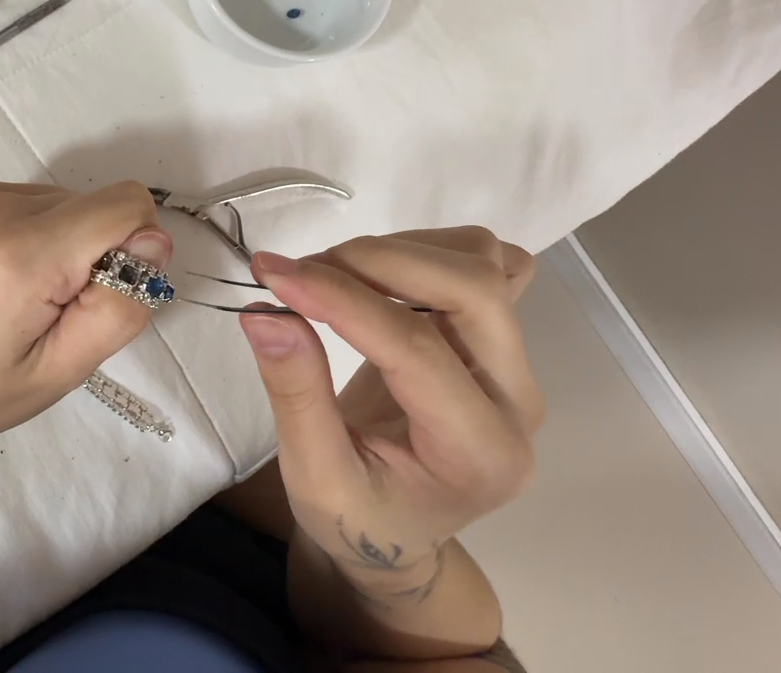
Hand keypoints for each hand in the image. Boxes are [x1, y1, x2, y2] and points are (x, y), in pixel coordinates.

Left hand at [0, 179, 169, 456]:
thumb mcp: (56, 374)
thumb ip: (117, 307)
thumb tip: (153, 244)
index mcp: (22, 255)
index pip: (126, 205)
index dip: (136, 250)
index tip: (101, 297)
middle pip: (98, 205)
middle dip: (97, 255)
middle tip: (53, 312)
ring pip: (69, 202)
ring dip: (67, 246)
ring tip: (22, 299)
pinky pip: (36, 201)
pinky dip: (40, 235)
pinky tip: (4, 278)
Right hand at [240, 228, 541, 601]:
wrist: (395, 529)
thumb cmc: (357, 516)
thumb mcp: (313, 475)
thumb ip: (295, 392)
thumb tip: (264, 311)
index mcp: (478, 452)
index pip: (416, 348)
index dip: (340, 299)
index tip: (271, 273)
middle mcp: (516, 403)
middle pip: (472, 289)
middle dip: (374, 262)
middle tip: (299, 273)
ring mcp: (516, 365)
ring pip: (482, 262)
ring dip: (398, 251)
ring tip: (332, 275)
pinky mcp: (501, 339)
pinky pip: (490, 264)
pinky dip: (430, 249)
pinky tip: (380, 275)